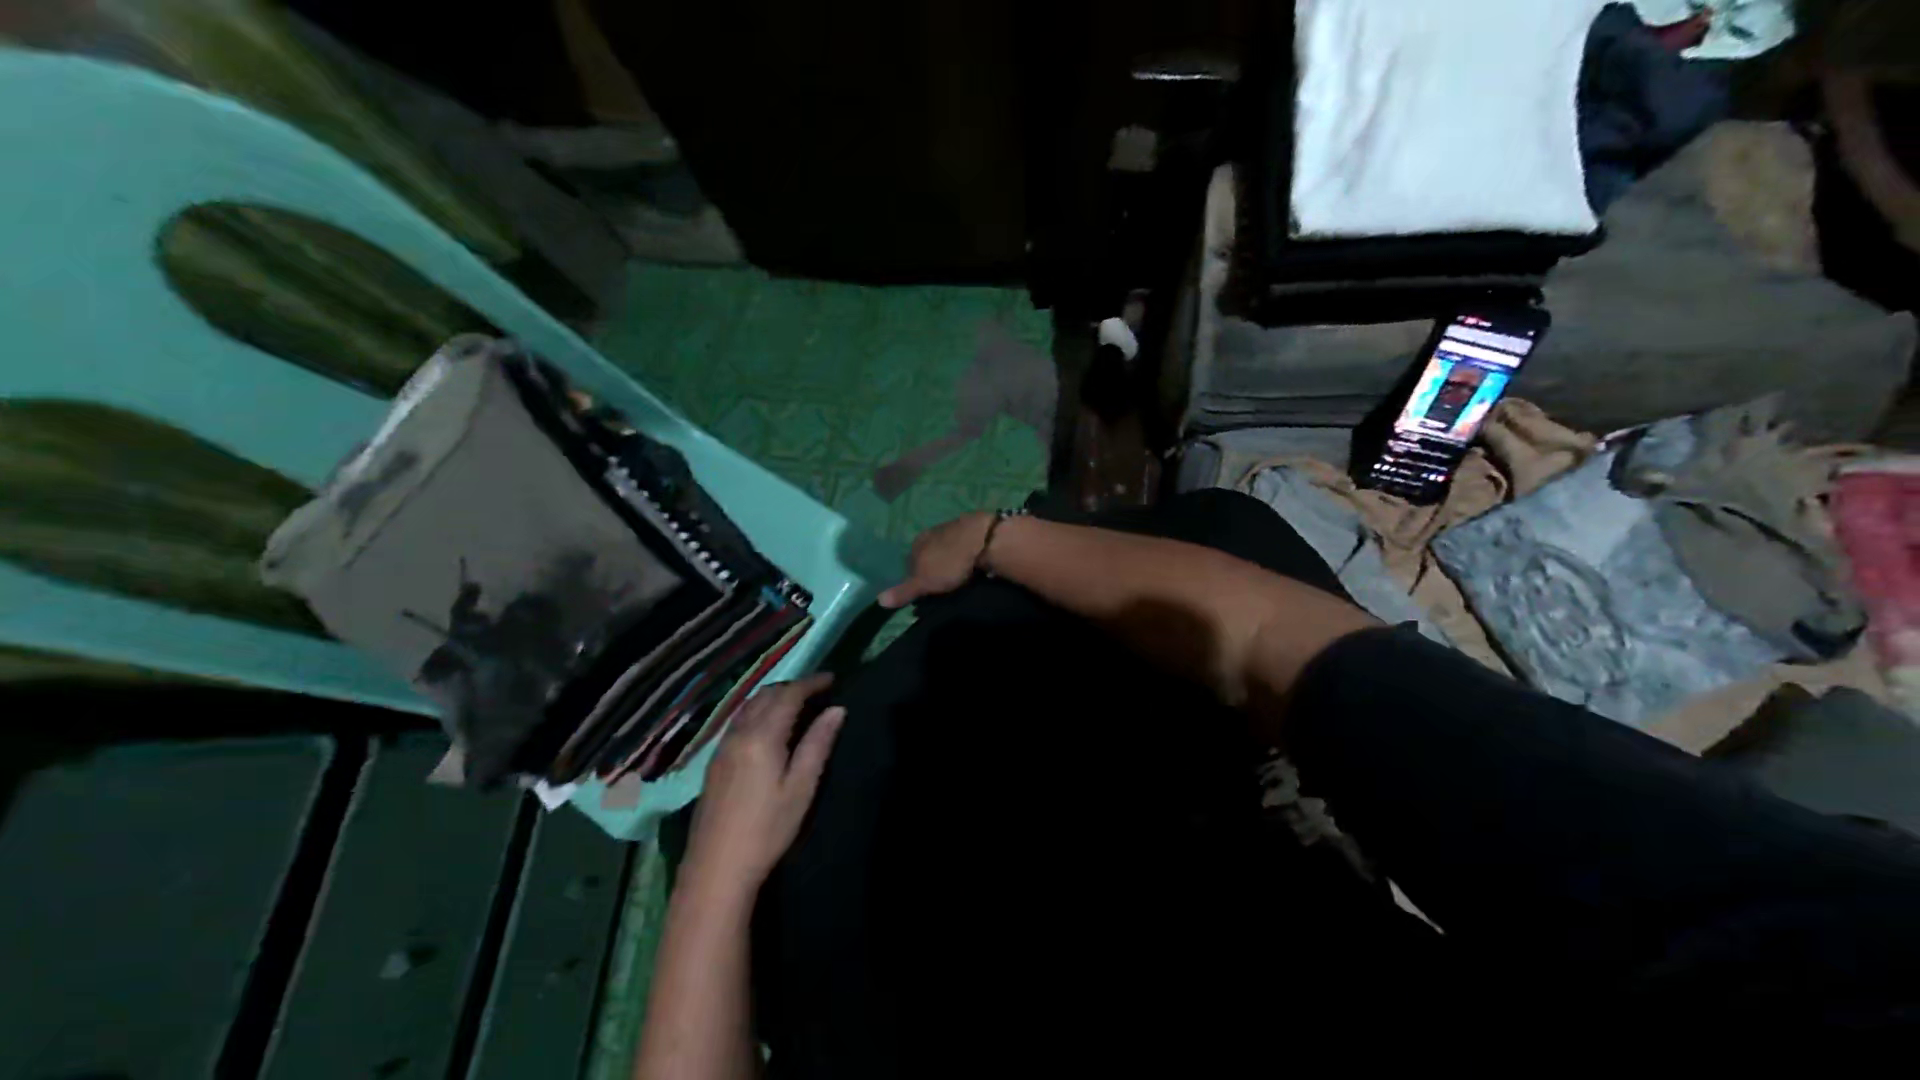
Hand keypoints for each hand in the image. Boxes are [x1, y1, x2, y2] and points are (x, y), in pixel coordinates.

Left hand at [683, 673, 845, 898]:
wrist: (716, 868)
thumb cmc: (767, 829)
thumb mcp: (801, 788)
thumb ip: (818, 744)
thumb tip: (837, 709)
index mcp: (762, 736)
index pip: (788, 695)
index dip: (811, 683)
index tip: (833, 679)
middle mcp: (738, 733)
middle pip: (766, 695)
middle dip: (793, 686)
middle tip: (818, 690)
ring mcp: (722, 746)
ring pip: (749, 706)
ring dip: (774, 696)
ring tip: (797, 703)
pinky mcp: (714, 761)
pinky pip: (739, 720)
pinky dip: (758, 710)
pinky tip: (769, 725)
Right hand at [878, 511, 994, 608]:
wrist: (984, 539)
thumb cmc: (949, 562)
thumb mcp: (924, 582)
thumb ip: (904, 591)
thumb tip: (879, 601)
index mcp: (917, 542)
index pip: (910, 563)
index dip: (916, 578)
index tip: (926, 592)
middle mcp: (932, 532)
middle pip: (928, 555)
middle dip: (934, 569)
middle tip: (944, 587)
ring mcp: (953, 528)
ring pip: (946, 549)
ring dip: (951, 561)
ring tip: (960, 578)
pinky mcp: (974, 528)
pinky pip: (964, 546)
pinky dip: (966, 555)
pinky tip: (973, 565)